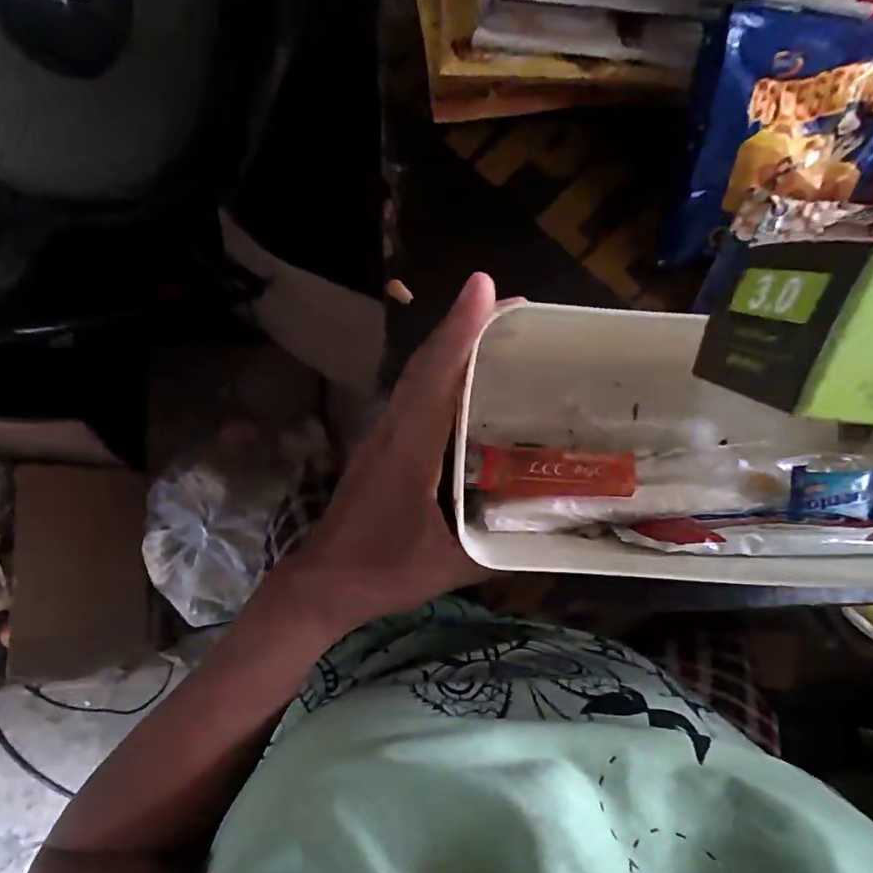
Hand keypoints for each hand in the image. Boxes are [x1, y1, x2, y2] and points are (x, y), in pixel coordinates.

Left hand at [272, 273, 498, 631]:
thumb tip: (552, 532)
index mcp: (408, 452)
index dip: (461, 331)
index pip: (436, 380)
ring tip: (496, 334)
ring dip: (451, 348)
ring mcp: (380, 439)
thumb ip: (499, 549)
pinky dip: (439, 377)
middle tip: (514, 306)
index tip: (487, 287)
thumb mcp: (449, 567)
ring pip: (416, 379)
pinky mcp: (379, 451)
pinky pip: (412, 400)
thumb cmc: (381, 573)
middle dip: (465, 328)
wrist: (321, 584)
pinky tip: (464, 386)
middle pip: (426, 366)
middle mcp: (391, 433)